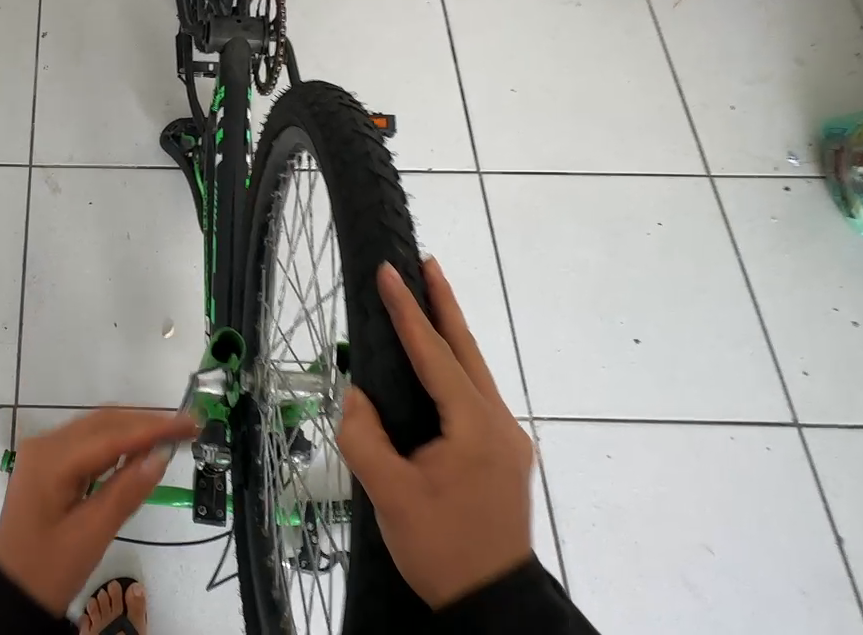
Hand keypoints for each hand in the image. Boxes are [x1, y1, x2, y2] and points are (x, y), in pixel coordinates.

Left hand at [0, 408, 198, 614]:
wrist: (10, 593)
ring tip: (171, 437)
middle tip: (187, 429)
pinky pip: (88, 444)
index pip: (111, 434)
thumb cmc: (49, 569)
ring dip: (133, 430)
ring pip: (97, 429)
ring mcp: (45, 452)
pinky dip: (117, 444)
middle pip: (103, 423)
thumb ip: (126, 492)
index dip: (153, 427)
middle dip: (146, 423)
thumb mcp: (91, 535)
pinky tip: (139, 451)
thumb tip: (161, 456)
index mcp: (51, 459)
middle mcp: (45, 444)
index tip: (190, 423)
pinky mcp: (49, 464)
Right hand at [337, 258, 535, 608]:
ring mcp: (505, 439)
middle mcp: (497, 423)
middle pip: (466, 351)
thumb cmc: (439, 547)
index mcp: (473, 427)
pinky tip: (435, 362)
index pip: (434, 355)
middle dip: (444, 304)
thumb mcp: (389, 494)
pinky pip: (473, 394)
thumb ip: (363, 436)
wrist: (492, 603)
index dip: (408, 311)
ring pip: (473, 371)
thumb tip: (356, 396)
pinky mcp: (501, 453)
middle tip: (426, 262)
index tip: (389, 272)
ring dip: (449, 333)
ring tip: (428, 297)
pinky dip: (452, 365)